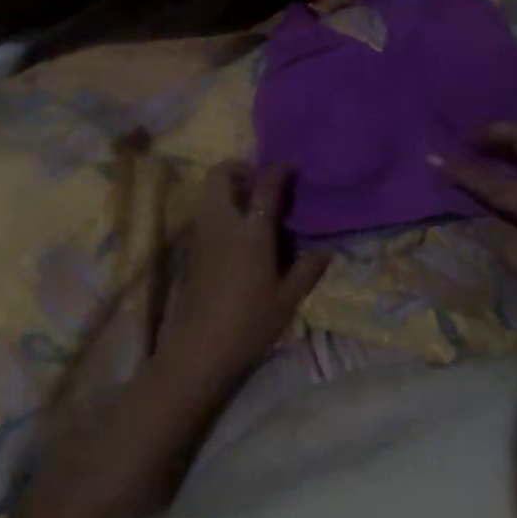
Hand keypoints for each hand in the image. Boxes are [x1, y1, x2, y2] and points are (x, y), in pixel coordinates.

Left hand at [160, 160, 329, 388]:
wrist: (196, 352)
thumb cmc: (248, 324)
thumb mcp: (287, 300)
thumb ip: (307, 270)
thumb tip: (325, 251)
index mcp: (250, 231)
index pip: (265, 186)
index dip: (279, 170)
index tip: (293, 165)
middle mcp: (221, 224)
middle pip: (219, 176)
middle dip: (239, 168)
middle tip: (261, 182)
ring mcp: (201, 236)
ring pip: (208, 193)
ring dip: (228, 188)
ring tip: (253, 207)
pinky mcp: (190, 251)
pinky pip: (205, 215)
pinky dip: (221, 209)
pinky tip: (239, 235)